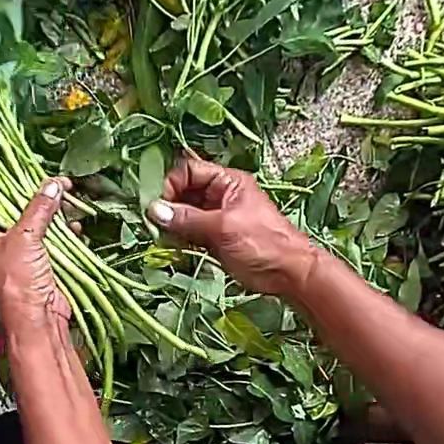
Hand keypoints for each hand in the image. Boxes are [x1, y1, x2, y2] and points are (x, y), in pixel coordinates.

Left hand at [0, 178, 71, 335]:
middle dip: (36, 195)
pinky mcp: (41, 260)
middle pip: (14, 207)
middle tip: (53, 181)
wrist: (39, 317)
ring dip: (54, 211)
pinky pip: (52, 238)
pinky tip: (74, 223)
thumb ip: (38, 209)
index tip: (21, 168)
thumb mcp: (25, 238)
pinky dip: (65, 230)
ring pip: (36, 221)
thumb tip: (51, 186)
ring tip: (68, 196)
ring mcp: (20, 250)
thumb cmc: (17, 284)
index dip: (3, 182)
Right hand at [147, 155, 318, 296]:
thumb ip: (188, 219)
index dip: (172, 184)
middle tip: (155, 224)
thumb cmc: (263, 243)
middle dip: (168, 206)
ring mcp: (216, 218)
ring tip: (163, 238)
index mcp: (227, 182)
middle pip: (183, 192)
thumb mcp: (223, 227)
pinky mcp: (214, 239)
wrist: (288, 273)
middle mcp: (220, 196)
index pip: (189, 171)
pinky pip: (190, 234)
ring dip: (172, 225)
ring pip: (184, 214)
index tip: (160, 205)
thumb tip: (155, 210)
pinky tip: (172, 247)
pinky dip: (179, 239)